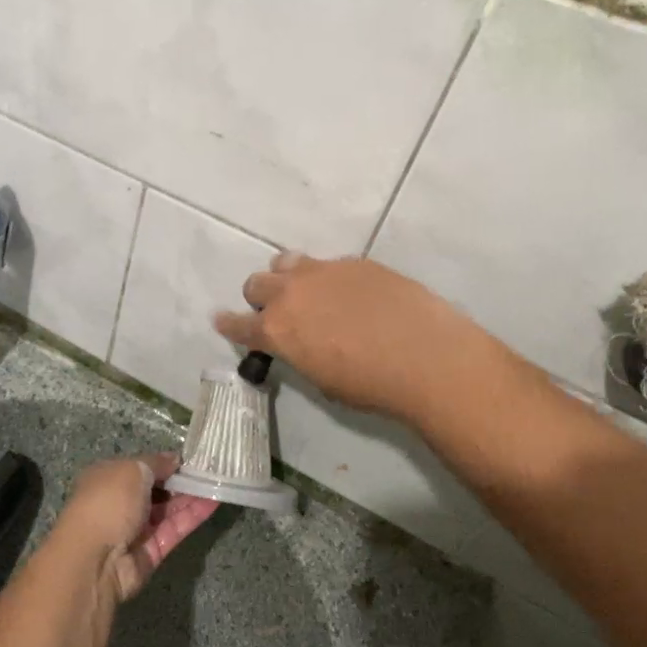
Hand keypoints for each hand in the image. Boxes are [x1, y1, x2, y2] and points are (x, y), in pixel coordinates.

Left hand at [53, 454, 218, 602]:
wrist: (95, 559)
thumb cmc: (108, 502)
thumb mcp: (132, 470)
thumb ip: (156, 463)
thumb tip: (175, 458)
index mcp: (107, 478)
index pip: (139, 467)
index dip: (163, 463)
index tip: (189, 458)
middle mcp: (120, 503)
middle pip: (155, 489)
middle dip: (180, 480)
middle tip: (211, 469)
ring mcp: (135, 529)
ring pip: (168, 510)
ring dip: (191, 497)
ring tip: (219, 482)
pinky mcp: (151, 552)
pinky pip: (174, 530)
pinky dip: (193, 516)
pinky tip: (215, 502)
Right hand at [213, 252, 495, 422]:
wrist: (426, 355)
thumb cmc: (371, 385)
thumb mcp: (323, 380)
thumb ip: (301, 354)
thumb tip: (303, 344)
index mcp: (277, 330)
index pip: (239, 324)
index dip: (229, 324)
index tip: (221, 320)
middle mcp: (291, 294)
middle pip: (256, 284)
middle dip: (260, 299)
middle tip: (277, 314)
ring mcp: (322, 272)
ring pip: (286, 262)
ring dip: (287, 277)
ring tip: (306, 293)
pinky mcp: (354, 262)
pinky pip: (327, 265)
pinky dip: (328, 279)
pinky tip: (352, 296)